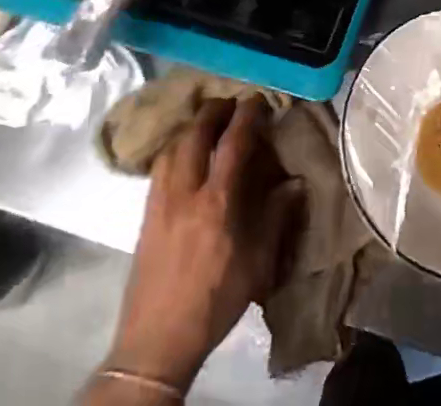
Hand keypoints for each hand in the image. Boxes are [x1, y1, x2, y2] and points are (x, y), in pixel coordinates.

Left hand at [104, 97, 303, 392]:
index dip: (246, 116)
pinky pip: (159, 167)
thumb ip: (276, 217)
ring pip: (171, 148)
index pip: (233, 143)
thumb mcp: (258, 262)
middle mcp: (185, 193)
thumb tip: (294, 183)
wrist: (157, 340)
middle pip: (194, 135)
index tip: (257, 100)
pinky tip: (183, 155)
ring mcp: (160, 203)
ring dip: (190, 127)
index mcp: (217, 202)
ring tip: (206, 122)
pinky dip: (174, 148)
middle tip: (230, 103)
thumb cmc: (216, 300)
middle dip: (213, 111)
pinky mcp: (146, 216)